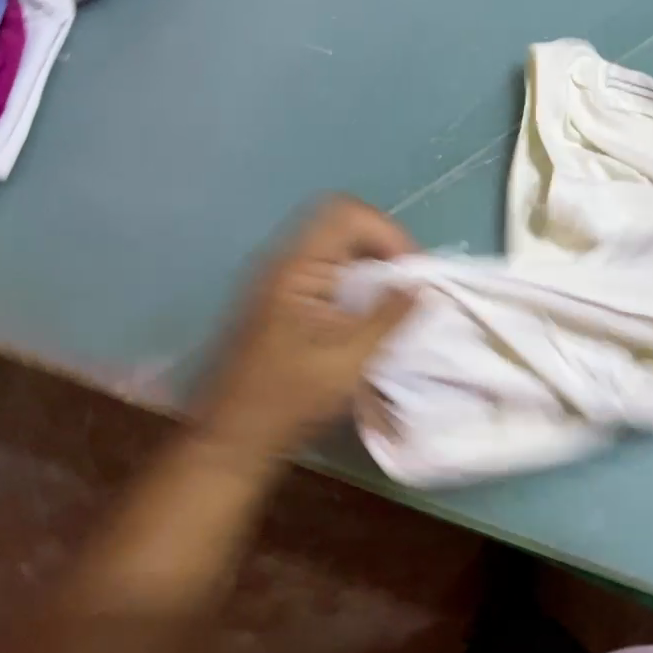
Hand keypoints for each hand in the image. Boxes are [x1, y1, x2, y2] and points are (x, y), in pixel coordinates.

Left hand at [201, 196, 417, 462]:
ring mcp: (280, 281)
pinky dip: (356, 284)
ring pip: (337, 249)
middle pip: (344, 226)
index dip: (389, 233)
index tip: (412, 273)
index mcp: (296, 267)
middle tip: (410, 284)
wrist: (232, 438)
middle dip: (386, 248)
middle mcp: (284, 263)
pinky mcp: (282, 301)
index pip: (349, 214)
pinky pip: (327, 272)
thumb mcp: (350, 359)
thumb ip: (389, 316)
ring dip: (372, 267)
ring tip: (396, 301)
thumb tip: (421, 286)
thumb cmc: (290, 399)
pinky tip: (369, 317)